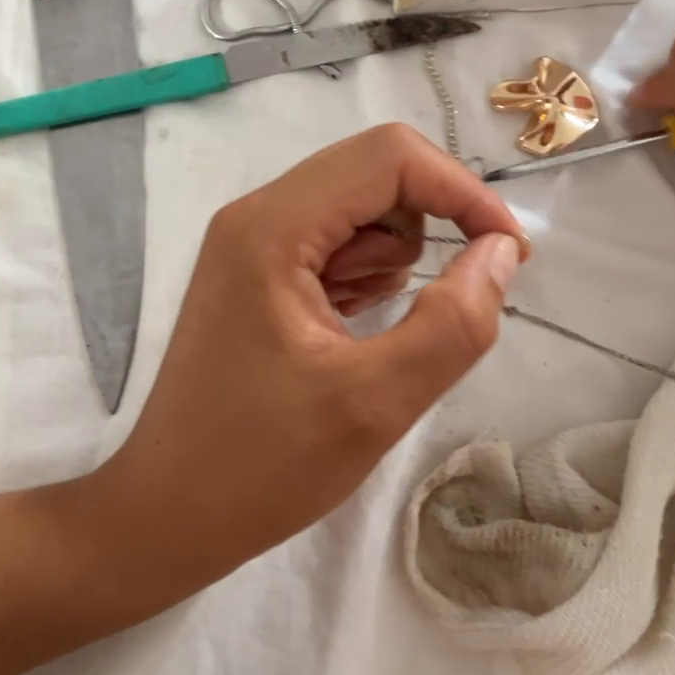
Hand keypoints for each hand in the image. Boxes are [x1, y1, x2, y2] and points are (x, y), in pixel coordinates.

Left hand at [101, 124, 525, 593]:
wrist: (166, 516)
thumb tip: (501, 252)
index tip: (509, 251)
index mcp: (273, 227)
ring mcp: (254, 241)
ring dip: (397, 253)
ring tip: (377, 331)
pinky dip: (370, 273)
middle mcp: (259, 215)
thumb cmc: (260, 467)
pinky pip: (339, 241)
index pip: (389, 157)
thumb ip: (453, 324)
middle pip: (375, 170)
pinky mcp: (260, 272)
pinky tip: (354, 332)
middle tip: (467, 287)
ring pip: (361, 206)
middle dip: (436, 217)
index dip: (461, 191)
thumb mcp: (374, 404)